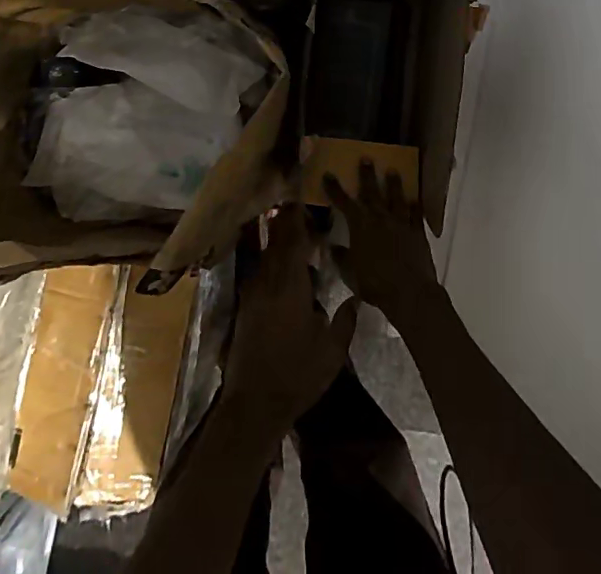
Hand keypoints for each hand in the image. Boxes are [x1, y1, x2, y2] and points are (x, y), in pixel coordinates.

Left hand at [224, 209, 359, 427]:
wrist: (254, 403)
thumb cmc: (297, 375)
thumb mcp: (332, 350)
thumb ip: (344, 320)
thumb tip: (354, 299)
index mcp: (289, 285)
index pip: (292, 239)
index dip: (296, 216)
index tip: (300, 196)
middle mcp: (266, 281)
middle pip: (275, 242)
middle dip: (286, 223)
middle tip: (299, 207)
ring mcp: (253, 294)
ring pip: (266, 257)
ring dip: (279, 243)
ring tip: (297, 236)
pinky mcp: (246, 308)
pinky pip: (261, 274)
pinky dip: (273, 263)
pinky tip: (287, 272)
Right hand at [324, 161, 442, 326]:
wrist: (409, 291)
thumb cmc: (374, 283)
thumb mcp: (350, 273)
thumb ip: (341, 258)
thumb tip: (333, 247)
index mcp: (360, 225)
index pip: (343, 202)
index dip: (334, 188)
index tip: (329, 174)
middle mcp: (379, 217)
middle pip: (372, 192)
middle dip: (367, 175)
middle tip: (366, 158)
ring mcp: (401, 223)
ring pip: (396, 197)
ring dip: (394, 183)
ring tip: (393, 170)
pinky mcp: (418, 232)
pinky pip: (416, 214)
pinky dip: (415, 206)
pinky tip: (415, 199)